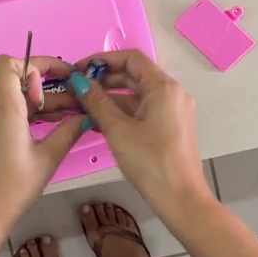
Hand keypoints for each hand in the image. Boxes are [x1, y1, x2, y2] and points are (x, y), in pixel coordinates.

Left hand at [0, 54, 86, 243]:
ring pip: (15, 96)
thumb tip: (85, 116)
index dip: (36, 63)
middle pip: (16, 79)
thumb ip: (68, 132)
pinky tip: (53, 126)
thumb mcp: (47, 159)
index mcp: (3, 107)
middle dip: (48, 84)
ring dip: (42, 100)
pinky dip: (30, 113)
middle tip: (75, 99)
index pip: (9, 63)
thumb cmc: (12, 188)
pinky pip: (9, 112)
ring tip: (72, 114)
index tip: (61, 76)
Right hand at [64, 50, 211, 216]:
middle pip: (135, 75)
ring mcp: (174, 110)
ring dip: (112, 97)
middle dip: (105, 79)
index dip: (103, 59)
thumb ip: (97, 102)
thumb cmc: (150, 162)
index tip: (80, 70)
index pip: (131, 58)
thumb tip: (79, 81)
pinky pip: (144, 109)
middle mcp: (172, 93)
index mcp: (163, 87)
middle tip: (77, 88)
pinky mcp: (172, 126)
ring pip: (138, 94)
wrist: (180, 198)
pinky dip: (123, 111)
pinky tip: (101, 121)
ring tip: (83, 105)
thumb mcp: (117, 130)